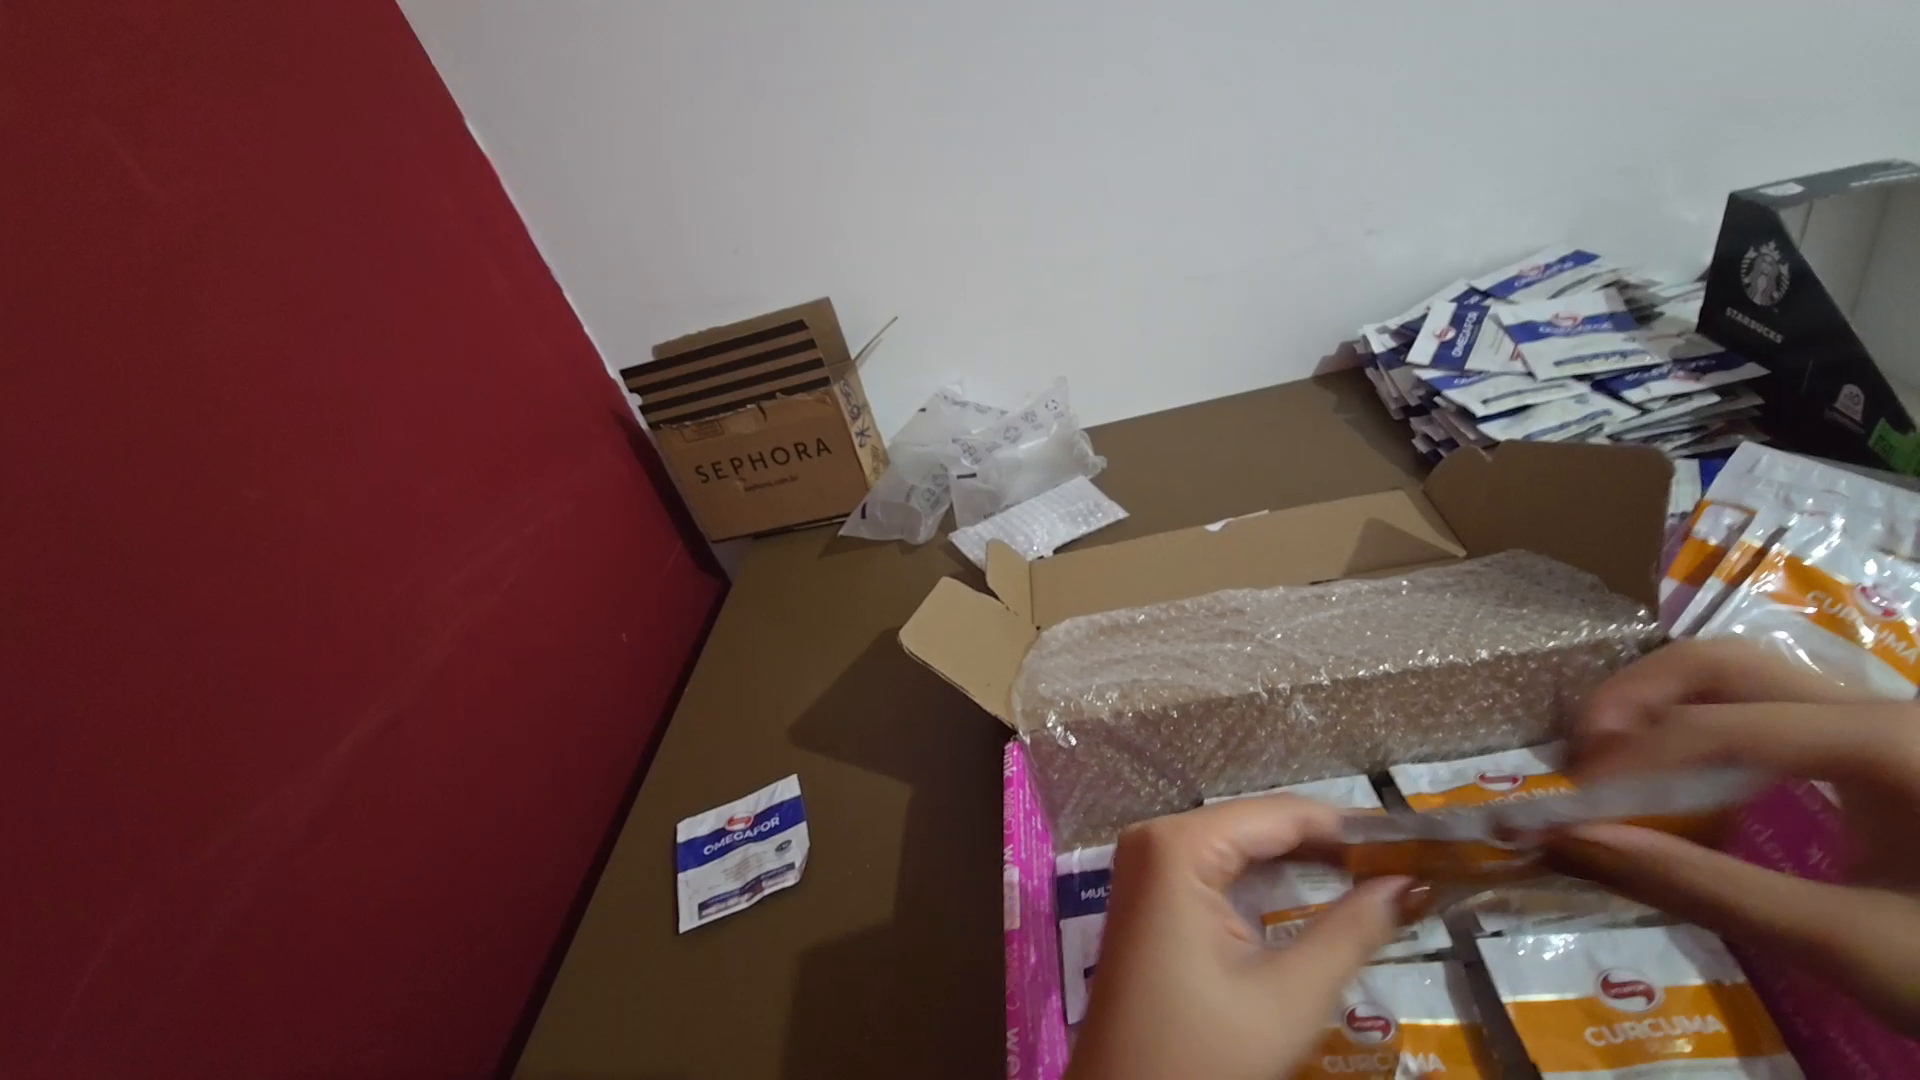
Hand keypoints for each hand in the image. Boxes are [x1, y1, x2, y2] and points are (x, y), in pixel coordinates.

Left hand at [1065, 796, 1427, 1079]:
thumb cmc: (1200, 1054)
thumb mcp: (1287, 996)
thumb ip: (1352, 930)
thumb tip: (1409, 882)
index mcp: (1178, 845)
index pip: (1279, 815)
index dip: (1351, 827)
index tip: (1418, 842)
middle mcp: (1155, 836)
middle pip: (1256, 824)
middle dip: (1329, 843)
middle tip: (1407, 863)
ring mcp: (1146, 861)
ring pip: (1239, 842)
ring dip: (1302, 858)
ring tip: (1377, 874)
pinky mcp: (1149, 888)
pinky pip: (1215, 865)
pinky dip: (1264, 875)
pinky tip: (1315, 887)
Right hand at [1549, 638, 1919, 1033]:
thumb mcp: (1851, 944)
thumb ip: (1700, 886)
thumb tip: (1570, 843)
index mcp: (1898, 744)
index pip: (1721, 725)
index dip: (1630, 761)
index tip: (1569, 810)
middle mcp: (1887, 709)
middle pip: (1727, 660)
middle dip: (1635, 696)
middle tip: (1582, 751)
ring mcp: (1884, 723)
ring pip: (1742, 674)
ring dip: (1658, 703)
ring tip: (1609, 753)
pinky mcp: (1877, 749)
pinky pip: (1764, 710)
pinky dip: (1697, 726)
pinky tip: (1673, 773)